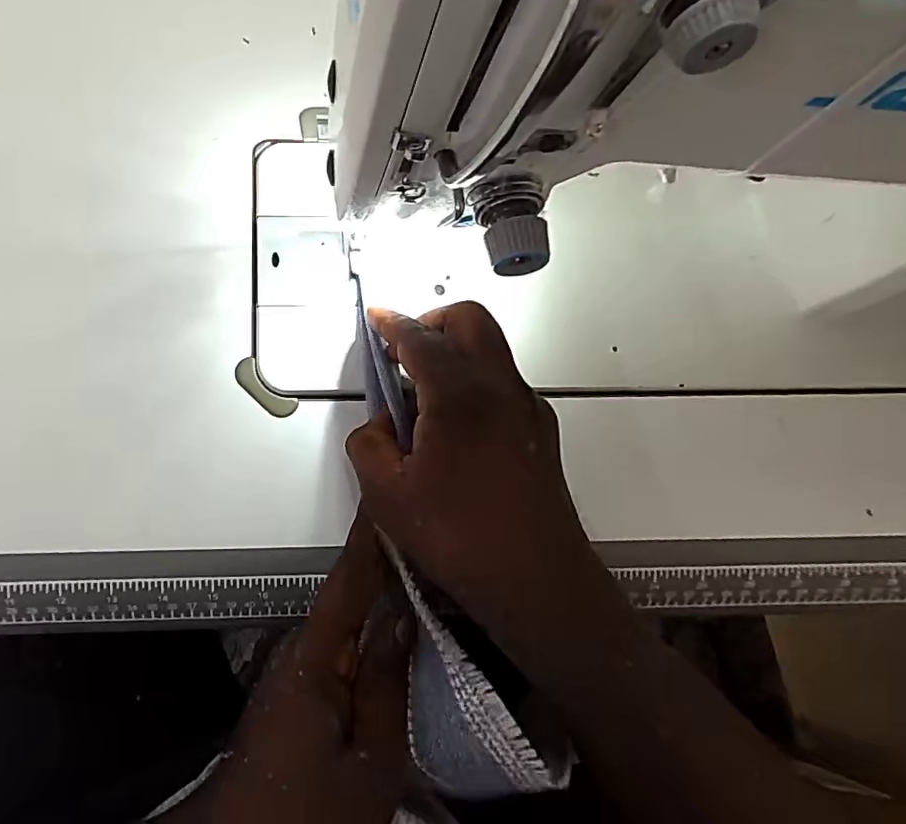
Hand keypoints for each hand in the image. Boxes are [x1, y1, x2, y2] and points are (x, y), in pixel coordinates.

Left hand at [173, 515, 411, 823]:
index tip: (383, 499)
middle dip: (378, 564)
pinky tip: (390, 629)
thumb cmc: (310, 807)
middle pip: (345, 598)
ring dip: (374, 596)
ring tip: (414, 571)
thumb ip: (386, 685)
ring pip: (343, 623)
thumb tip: (401, 620)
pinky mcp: (296, 688)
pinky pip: (337, 648)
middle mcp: (299, 650)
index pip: (346, 583)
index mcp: (314, 658)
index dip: (366, 540)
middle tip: (416, 534)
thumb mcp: (370, 759)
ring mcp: (295, 668)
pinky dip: (364, 631)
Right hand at [346, 302, 607, 632]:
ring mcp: (526, 409)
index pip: (421, 338)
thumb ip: (367, 444)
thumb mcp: (385, 494)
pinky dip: (469, 378)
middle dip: (430, 322)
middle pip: (470, 321)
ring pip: (489, 350)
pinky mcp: (538, 432)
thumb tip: (380, 426)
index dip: (392, 323)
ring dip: (451, 351)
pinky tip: (447, 423)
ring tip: (417, 392)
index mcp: (460, 396)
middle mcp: (501, 391)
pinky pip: (499, 381)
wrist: (539, 586)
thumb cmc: (460, 538)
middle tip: (401, 349)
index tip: (377, 318)